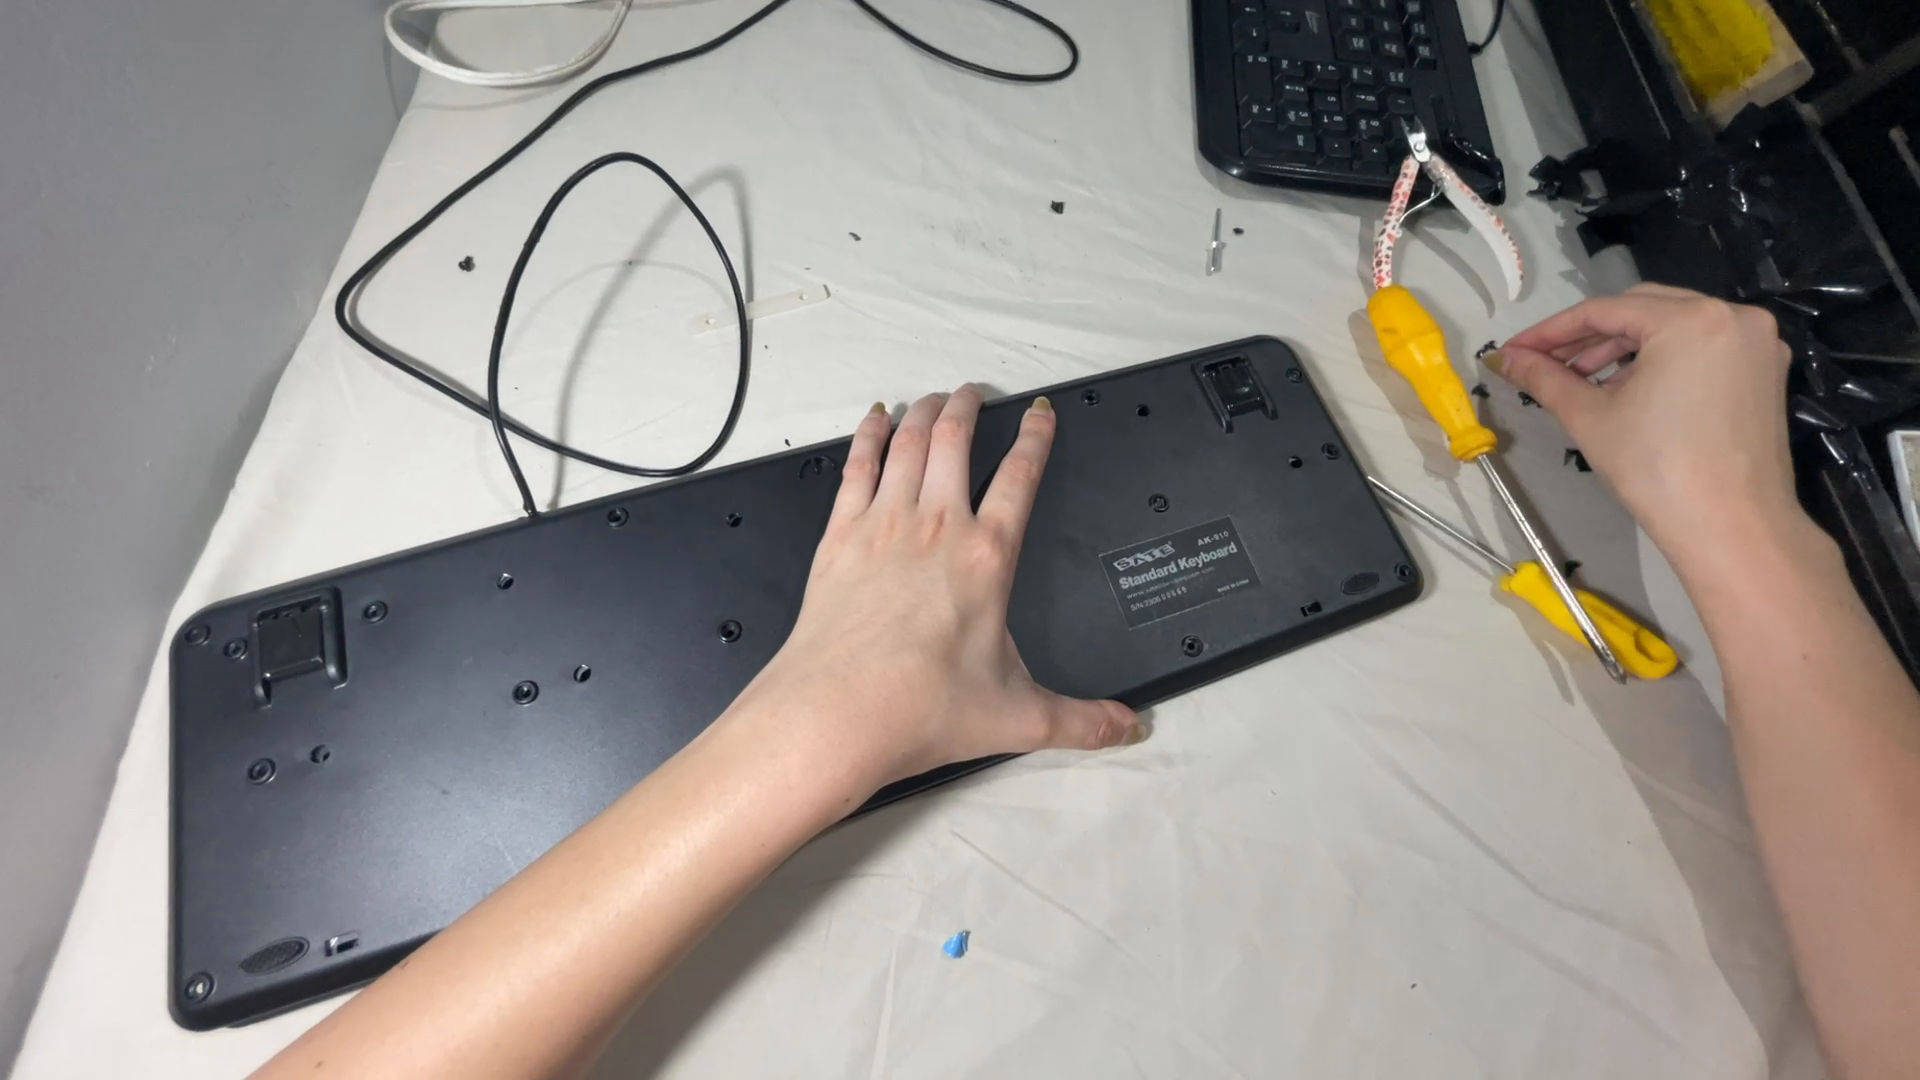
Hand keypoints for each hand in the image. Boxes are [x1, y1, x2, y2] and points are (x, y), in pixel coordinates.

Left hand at [727, 387, 1141, 792]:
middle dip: (970, 407)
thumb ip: (1080, 720)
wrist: (835, 712)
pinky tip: (874, 420)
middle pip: (957, 441)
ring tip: (934, 397)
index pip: (1021, 477)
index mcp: (986, 557)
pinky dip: (869, 436)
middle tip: (977, 392)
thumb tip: (1125, 728)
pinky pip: (857, 466)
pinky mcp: (840, 536)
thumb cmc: (918, 707)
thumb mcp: (1016, 717)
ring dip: (925, 413)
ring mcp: (884, 524)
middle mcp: (936, 527)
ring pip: (909, 444)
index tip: (1040, 413)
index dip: (1036, 437)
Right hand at [1492, 284, 1800, 562]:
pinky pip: (1696, 345)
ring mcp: (1754, 343)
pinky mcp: (1760, 369)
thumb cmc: (1651, 462)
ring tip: (1576, 380)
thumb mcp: (1585, 414)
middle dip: (1584, 334)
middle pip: (1640, 308)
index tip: (1511, 351)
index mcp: (1691, 321)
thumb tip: (1504, 358)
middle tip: (1540, 362)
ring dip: (1616, 347)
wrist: (1726, 517)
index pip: (1603, 310)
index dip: (1549, 331)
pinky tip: (1621, 388)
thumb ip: (1542, 377)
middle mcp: (1732, 317)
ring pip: (1668, 326)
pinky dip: (1652, 358)